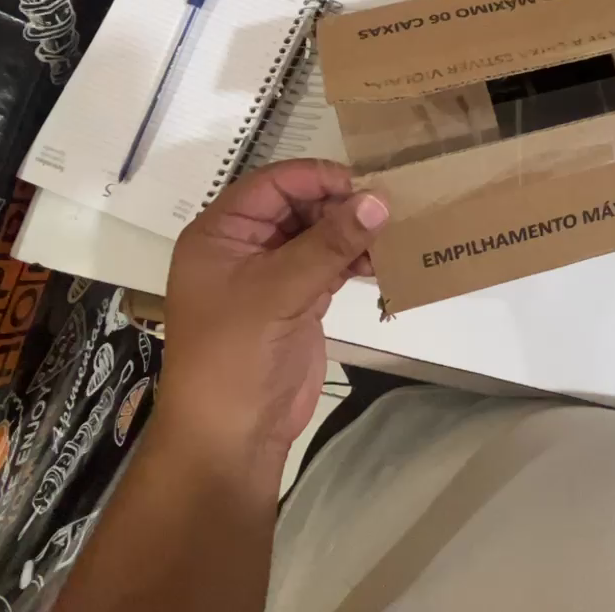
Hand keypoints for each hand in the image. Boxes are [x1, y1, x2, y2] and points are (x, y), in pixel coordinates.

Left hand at [157, 159, 386, 470]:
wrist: (231, 437)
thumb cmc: (236, 355)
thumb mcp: (279, 292)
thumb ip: (330, 243)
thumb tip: (378, 200)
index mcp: (221, 233)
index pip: (273, 184)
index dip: (317, 177)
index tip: (364, 183)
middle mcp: (244, 245)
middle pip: (299, 205)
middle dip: (341, 205)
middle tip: (387, 208)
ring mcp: (272, 273)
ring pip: (319, 234)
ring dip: (353, 232)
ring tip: (393, 232)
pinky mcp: (298, 298)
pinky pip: (330, 263)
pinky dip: (356, 259)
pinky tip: (385, 260)